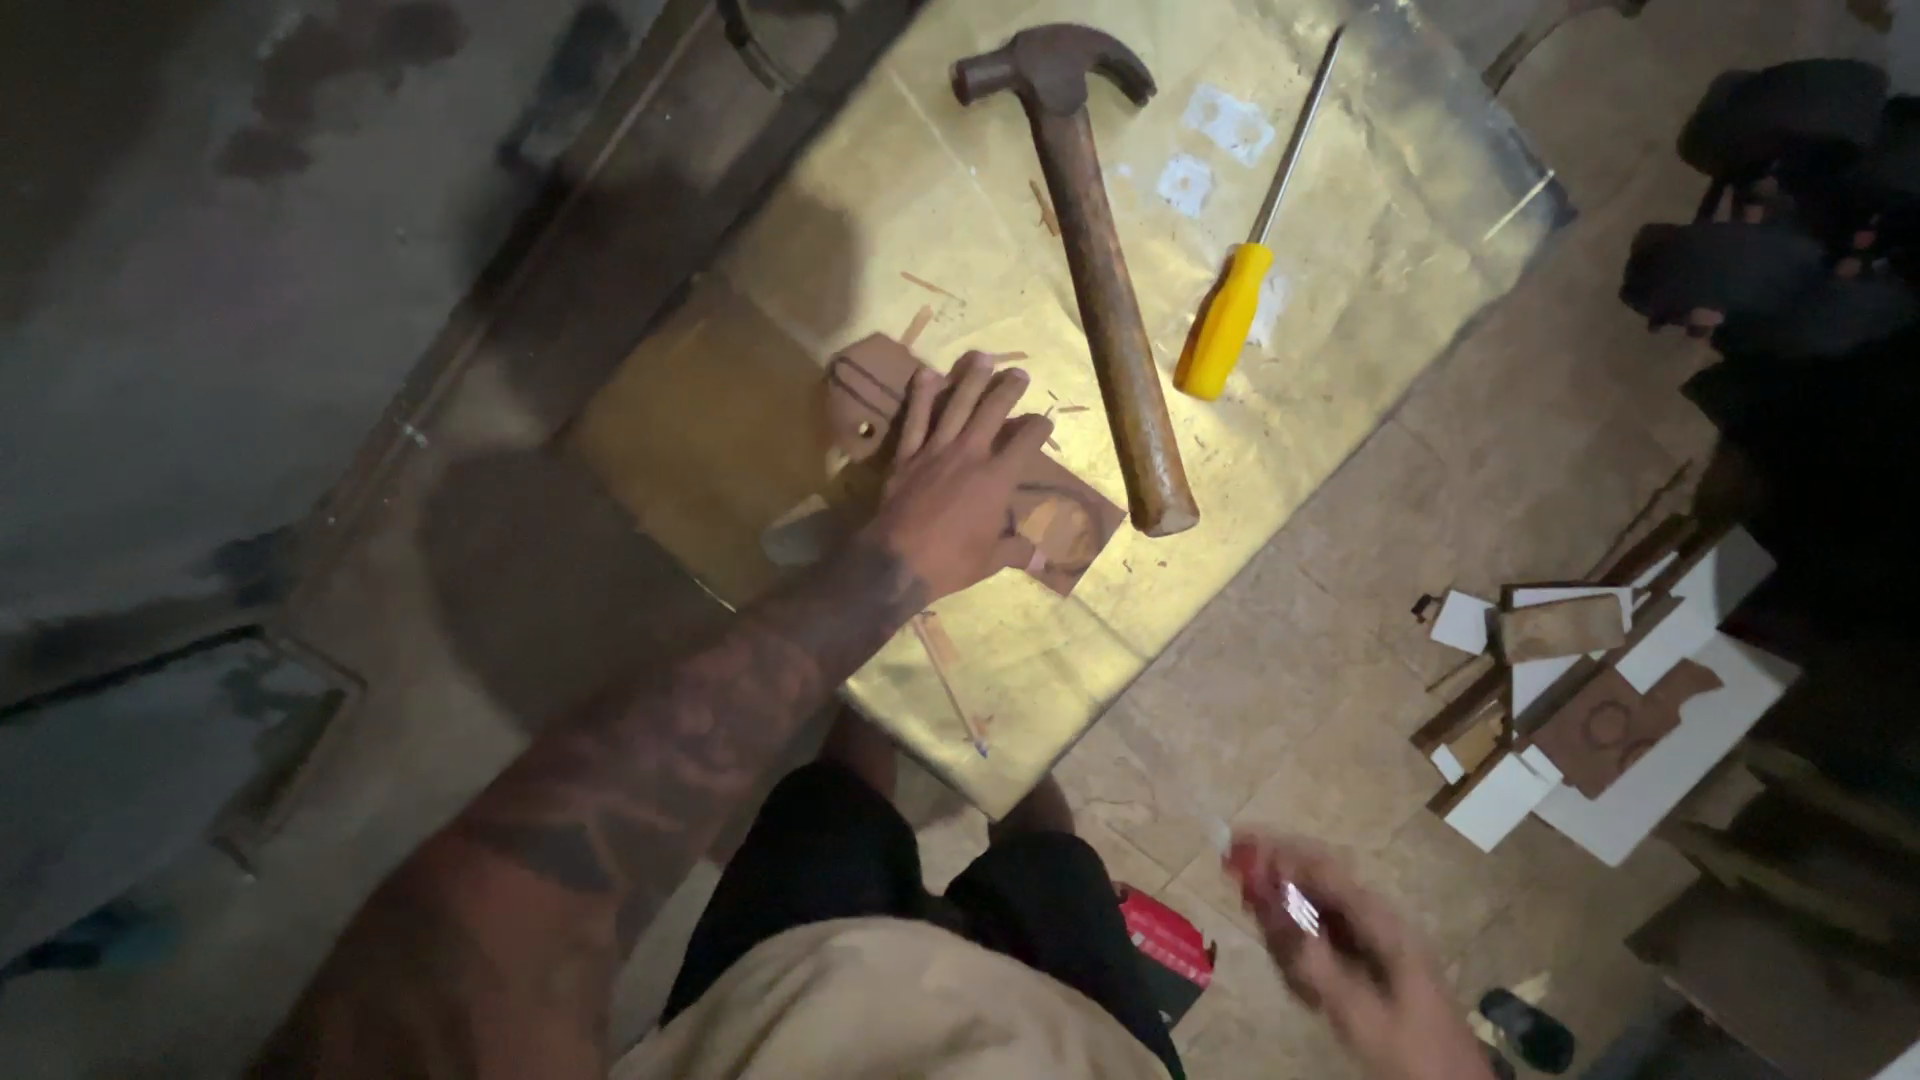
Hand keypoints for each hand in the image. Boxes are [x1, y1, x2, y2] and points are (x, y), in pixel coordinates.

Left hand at [861, 351, 1054, 601]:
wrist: (897, 561)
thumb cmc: (950, 562)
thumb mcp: (990, 561)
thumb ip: (1017, 551)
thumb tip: (1042, 560)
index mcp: (996, 480)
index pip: (1025, 443)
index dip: (1038, 428)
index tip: (1044, 421)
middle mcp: (970, 455)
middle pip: (993, 412)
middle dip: (1008, 390)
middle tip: (1019, 374)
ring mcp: (936, 451)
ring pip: (956, 405)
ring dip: (970, 379)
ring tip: (982, 357)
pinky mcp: (907, 455)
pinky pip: (915, 418)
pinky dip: (921, 395)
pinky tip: (927, 374)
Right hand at [1226, 832, 1492, 1079]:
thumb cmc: (1416, 1056)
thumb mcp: (1359, 1014)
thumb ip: (1314, 961)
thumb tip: (1271, 910)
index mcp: (1382, 923)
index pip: (1322, 868)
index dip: (1278, 850)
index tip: (1236, 845)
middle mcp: (1378, 921)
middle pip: (1315, 881)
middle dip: (1274, 881)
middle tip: (1238, 887)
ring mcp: (1376, 942)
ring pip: (1315, 911)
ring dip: (1288, 927)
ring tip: (1293, 978)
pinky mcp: (1371, 965)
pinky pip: (1324, 940)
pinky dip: (1303, 952)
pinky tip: (1306, 991)